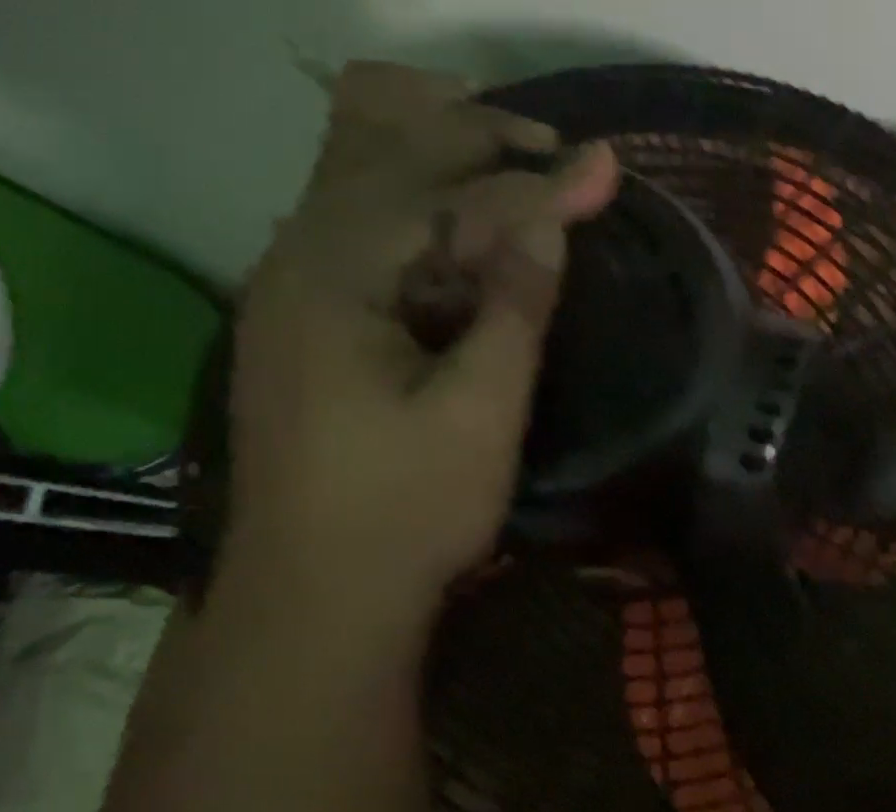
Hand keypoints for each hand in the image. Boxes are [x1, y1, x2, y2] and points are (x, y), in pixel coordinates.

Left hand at [222, 62, 617, 610]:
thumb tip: (547, 218)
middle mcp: (295, 259)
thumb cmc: (409, 510)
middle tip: (556, 153)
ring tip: (517, 168)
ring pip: (356, 182)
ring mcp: (287, 290)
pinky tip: (459, 235)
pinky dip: (414, 210)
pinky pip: (355, 230)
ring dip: (438, 161)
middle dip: (472, 133)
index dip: (534, 177)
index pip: (443, 188)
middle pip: (376, 148)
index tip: (609, 164)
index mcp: (336, 276)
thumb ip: (514, 307)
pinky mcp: (300, 324)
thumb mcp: (481, 412)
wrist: (317, 595)